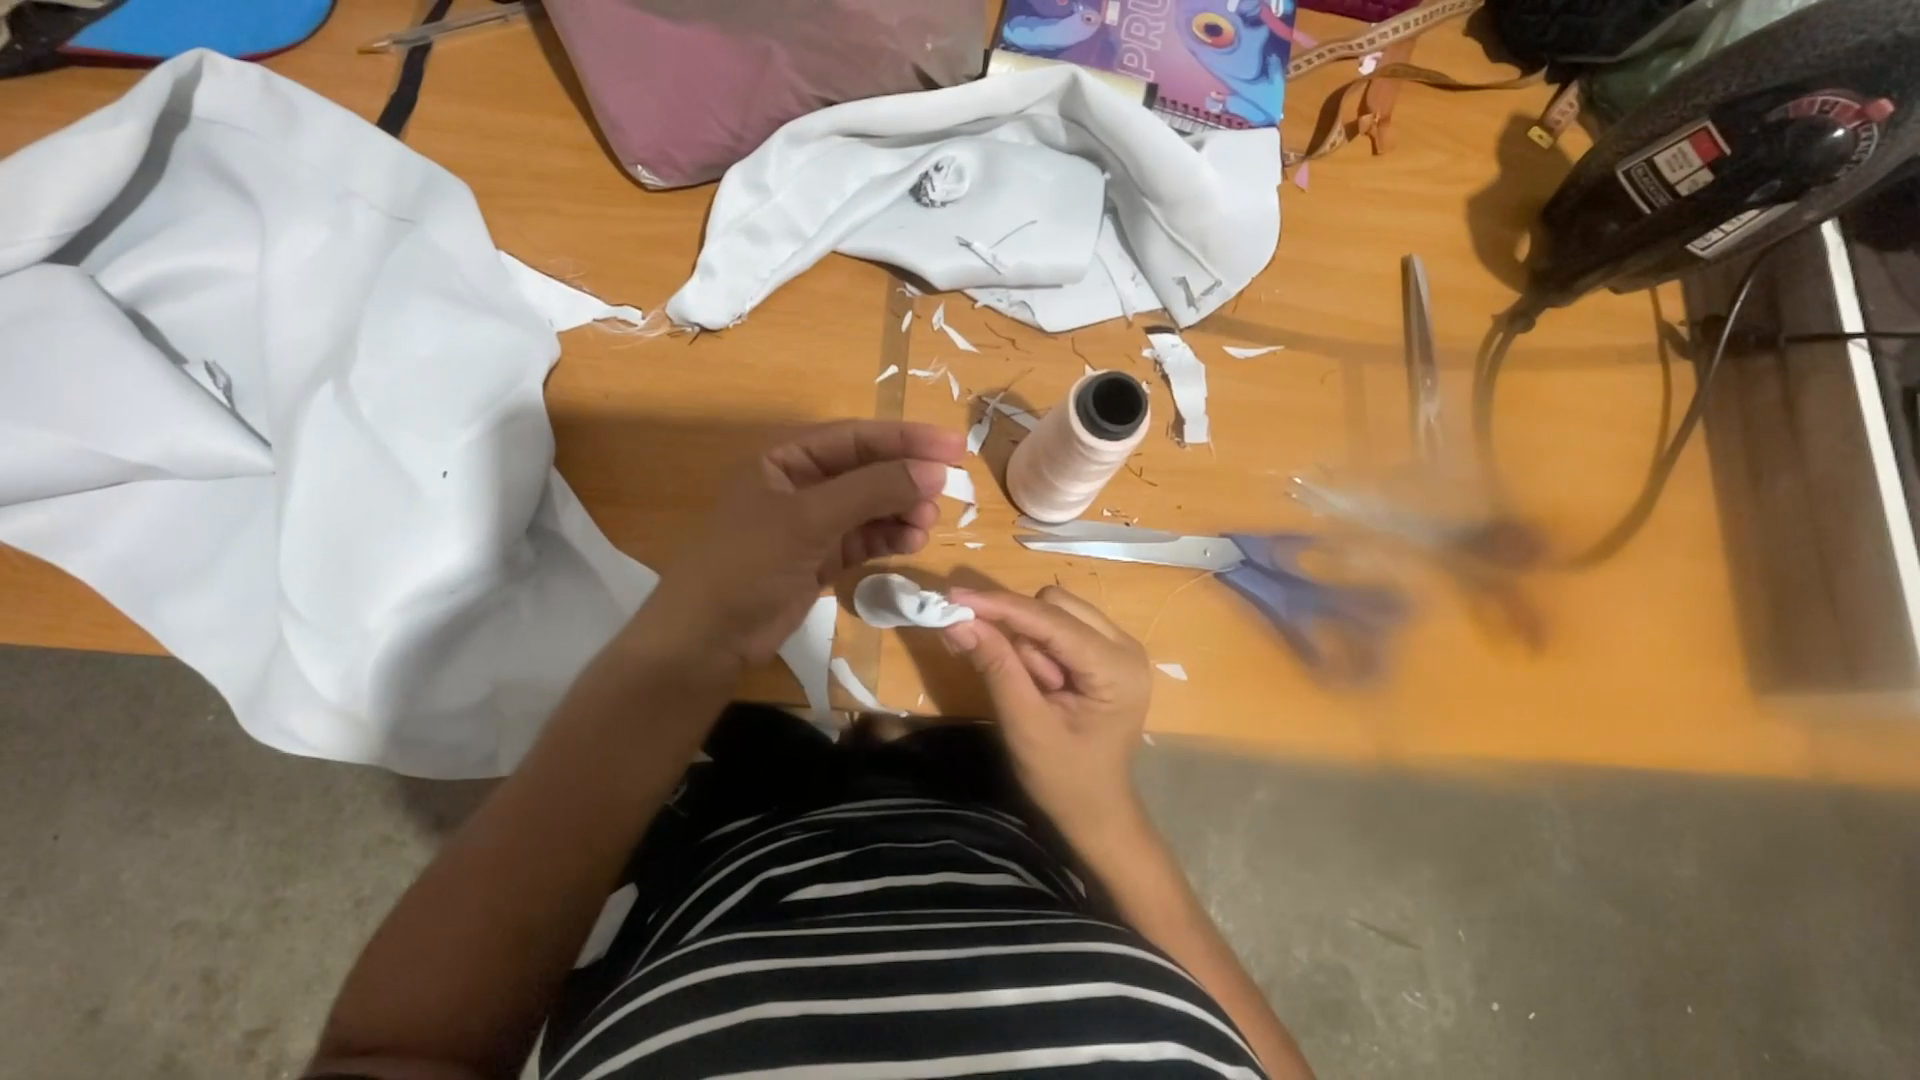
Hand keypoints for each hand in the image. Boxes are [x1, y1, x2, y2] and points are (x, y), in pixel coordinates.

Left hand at [631, 420, 963, 670]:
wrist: (708, 637)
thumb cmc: (748, 563)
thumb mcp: (809, 519)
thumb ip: (873, 490)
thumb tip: (934, 471)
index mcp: (784, 459)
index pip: (855, 437)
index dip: (905, 438)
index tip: (953, 446)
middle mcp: (799, 485)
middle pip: (866, 470)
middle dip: (906, 478)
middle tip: (948, 488)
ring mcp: (810, 525)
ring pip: (870, 507)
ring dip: (901, 511)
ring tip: (927, 523)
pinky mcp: (819, 560)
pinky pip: (864, 539)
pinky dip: (889, 539)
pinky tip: (912, 543)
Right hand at [941, 586, 1152, 843]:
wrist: (1096, 810)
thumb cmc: (1063, 778)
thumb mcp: (1024, 726)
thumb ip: (996, 668)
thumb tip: (958, 621)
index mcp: (1116, 668)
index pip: (1050, 619)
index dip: (1000, 606)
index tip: (952, 598)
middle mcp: (1126, 646)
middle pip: (1055, 605)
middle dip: (1021, 634)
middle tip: (1018, 683)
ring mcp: (1120, 646)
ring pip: (1056, 611)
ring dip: (1030, 643)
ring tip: (1037, 690)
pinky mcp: (1106, 652)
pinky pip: (1061, 626)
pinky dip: (1038, 646)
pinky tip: (1041, 682)